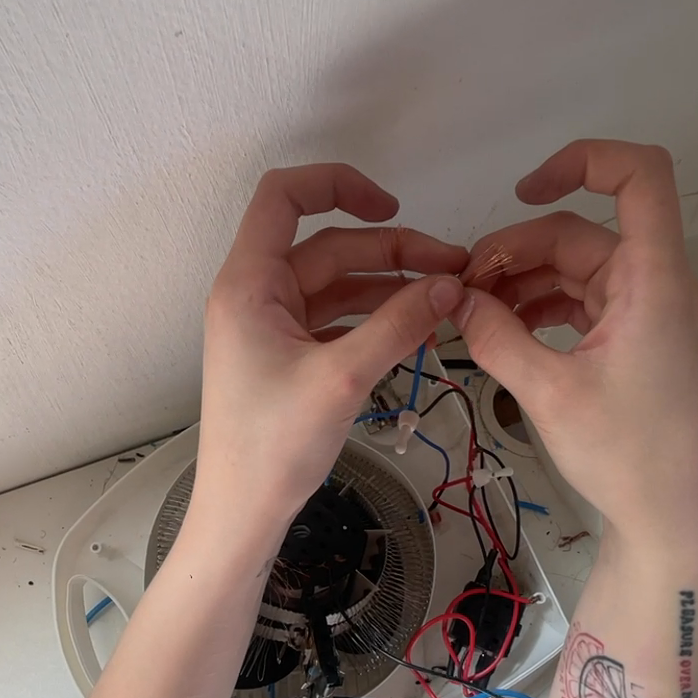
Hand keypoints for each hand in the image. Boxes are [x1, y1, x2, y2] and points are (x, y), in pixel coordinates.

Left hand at [194, 164, 469, 539]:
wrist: (243, 511)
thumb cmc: (274, 446)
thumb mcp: (341, 378)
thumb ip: (397, 325)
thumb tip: (451, 287)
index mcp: (248, 284)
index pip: (284, 198)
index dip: (338, 185)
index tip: (392, 206)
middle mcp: (255, 296)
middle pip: (327, 248)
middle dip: (391, 254)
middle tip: (454, 271)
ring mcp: (270, 328)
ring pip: (335, 287)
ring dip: (387, 289)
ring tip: (444, 301)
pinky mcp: (285, 358)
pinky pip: (334, 322)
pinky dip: (371, 320)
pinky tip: (412, 329)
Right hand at [454, 140, 697, 554]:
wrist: (664, 511)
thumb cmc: (623, 452)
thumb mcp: (548, 391)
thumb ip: (496, 338)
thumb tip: (454, 300)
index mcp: (650, 280)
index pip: (638, 178)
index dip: (583, 162)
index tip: (522, 191)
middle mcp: (651, 284)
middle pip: (580, 234)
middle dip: (515, 251)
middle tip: (461, 290)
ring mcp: (640, 313)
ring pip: (573, 270)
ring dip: (520, 282)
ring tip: (471, 315)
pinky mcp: (628, 341)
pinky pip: (577, 304)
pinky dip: (537, 308)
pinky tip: (500, 330)